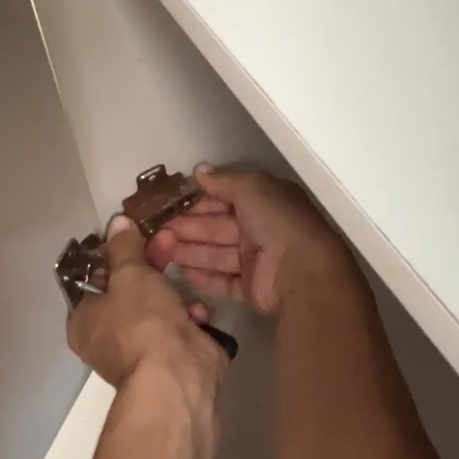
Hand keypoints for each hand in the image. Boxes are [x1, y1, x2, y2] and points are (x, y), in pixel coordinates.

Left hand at [67, 215, 228, 392]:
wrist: (177, 374)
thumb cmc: (141, 320)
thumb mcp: (130, 274)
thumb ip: (124, 246)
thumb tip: (117, 222)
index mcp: (85, 320)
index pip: (94, 278)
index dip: (114, 253)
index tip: (135, 234)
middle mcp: (108, 337)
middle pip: (128, 289)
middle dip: (150, 263)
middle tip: (168, 238)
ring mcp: (141, 348)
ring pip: (157, 305)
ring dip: (173, 289)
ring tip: (185, 268)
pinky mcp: (171, 357)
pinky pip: (178, 325)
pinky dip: (188, 316)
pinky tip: (197, 314)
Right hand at [148, 164, 357, 314]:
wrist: (301, 270)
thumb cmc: (277, 220)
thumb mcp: (251, 187)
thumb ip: (223, 180)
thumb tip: (199, 170)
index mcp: (264, 200)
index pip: (225, 197)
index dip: (199, 200)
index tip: (170, 204)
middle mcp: (260, 228)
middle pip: (217, 226)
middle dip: (188, 226)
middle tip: (157, 230)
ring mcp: (256, 260)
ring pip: (216, 253)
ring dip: (189, 250)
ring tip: (159, 249)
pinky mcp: (251, 288)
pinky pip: (223, 280)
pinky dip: (203, 276)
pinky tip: (180, 271)